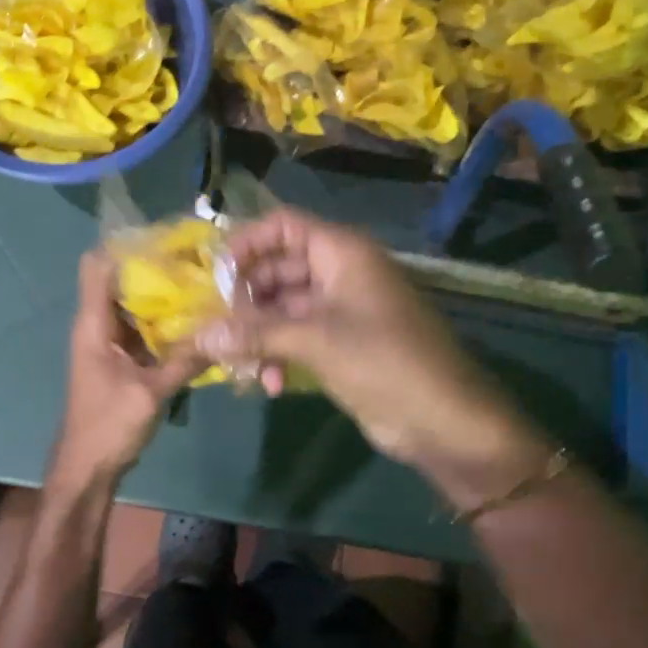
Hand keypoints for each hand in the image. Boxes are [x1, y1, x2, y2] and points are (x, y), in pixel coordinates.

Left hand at [49, 250, 208, 486]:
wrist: (87, 470)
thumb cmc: (108, 427)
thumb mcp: (150, 394)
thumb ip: (185, 361)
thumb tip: (222, 332)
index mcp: (93, 324)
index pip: (97, 266)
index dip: (126, 247)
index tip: (166, 240)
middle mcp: (98, 325)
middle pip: (122, 281)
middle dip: (157, 270)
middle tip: (198, 261)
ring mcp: (110, 342)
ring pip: (136, 305)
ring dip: (164, 297)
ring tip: (204, 285)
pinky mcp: (123, 359)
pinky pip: (144, 329)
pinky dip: (165, 323)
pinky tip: (197, 322)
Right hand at [198, 209, 549, 489]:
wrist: (447, 422)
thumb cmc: (385, 363)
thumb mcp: (316, 342)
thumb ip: (255, 334)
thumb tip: (200, 335)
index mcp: (342, 252)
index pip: (282, 226)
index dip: (246, 243)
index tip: (212, 275)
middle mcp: (340, 272)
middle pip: (277, 267)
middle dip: (246, 298)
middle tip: (220, 328)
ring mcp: (342, 309)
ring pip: (283, 306)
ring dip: (259, 333)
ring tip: (241, 365)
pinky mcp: (342, 343)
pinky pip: (296, 335)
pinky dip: (279, 353)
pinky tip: (269, 383)